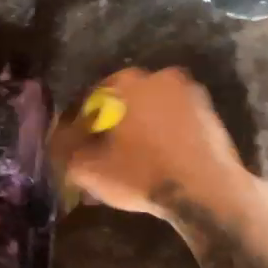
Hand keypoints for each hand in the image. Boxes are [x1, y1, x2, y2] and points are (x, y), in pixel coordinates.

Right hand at [50, 67, 253, 219]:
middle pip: (122, 102)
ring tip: (124, 162)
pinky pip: (171, 122)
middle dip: (109, 125)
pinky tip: (149, 162)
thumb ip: (65, 147)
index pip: (90, 98)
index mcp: (130, 83)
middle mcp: (163, 77)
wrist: (203, 190)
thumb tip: (58, 136)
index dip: (78, 124)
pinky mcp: (209, 114)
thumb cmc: (140, 173)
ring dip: (134, 131)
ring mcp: (191, 93)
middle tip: (99, 154)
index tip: (75, 146)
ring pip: (148, 111)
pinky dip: (157, 137)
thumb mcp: (86, 167)